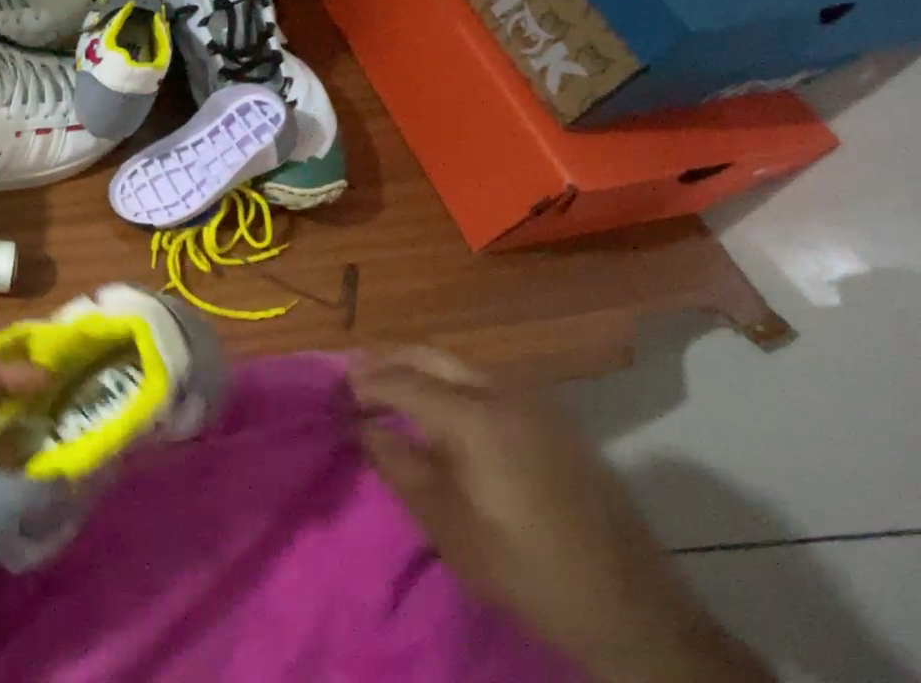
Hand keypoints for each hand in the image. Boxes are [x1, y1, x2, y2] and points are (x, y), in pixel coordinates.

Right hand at [350, 348, 771, 682]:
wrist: (630, 607)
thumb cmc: (523, 567)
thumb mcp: (445, 523)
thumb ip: (399, 465)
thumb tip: (366, 427)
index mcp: (475, 418)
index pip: (402, 380)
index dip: (363, 383)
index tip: (335, 395)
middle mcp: (507, 397)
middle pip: (433, 358)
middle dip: (389, 362)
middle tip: (355, 380)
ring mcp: (540, 408)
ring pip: (464, 368)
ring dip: (423, 372)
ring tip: (392, 394)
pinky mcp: (558, 426)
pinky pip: (491, 387)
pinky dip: (454, 387)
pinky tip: (443, 414)